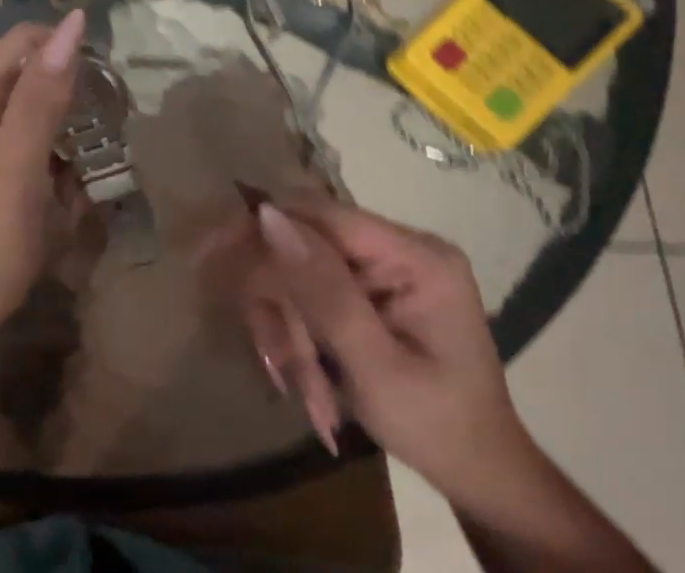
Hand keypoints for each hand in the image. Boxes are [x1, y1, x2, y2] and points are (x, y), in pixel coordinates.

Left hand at [0, 11, 86, 335]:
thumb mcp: (16, 170)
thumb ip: (40, 100)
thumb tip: (69, 26)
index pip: (21, 42)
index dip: (66, 50)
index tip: (108, 84)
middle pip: (28, 73)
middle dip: (71, 93)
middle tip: (110, 130)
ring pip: (35, 111)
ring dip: (69, 132)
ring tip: (91, 166)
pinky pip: (32, 145)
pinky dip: (56, 160)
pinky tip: (70, 191)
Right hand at [245, 201, 538, 501]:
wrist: (475, 471)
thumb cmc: (434, 423)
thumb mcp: (374, 364)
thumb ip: (323, 290)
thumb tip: (268, 217)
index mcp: (416, 257)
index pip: (320, 214)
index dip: (264, 231)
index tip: (210, 258)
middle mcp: (399, 251)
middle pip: (301, 250)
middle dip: (283, 313)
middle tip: (281, 371)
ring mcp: (382, 271)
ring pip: (294, 277)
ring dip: (287, 335)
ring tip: (306, 393)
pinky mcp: (366, 292)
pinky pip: (306, 296)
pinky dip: (296, 339)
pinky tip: (306, 381)